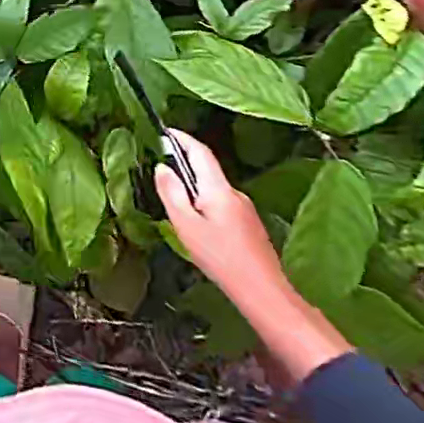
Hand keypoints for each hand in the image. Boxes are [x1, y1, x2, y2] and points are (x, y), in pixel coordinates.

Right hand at [153, 130, 283, 298]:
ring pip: (213, 189)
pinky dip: (204, 203)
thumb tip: (162, 167)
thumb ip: (172, 192)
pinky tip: (196, 224)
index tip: (165, 130)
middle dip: (184, 165)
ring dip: (193, 188)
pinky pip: (221, 203)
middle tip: (160, 169)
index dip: (182, 139)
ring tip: (174, 204)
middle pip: (207, 170)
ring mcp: (245, 209)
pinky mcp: (249, 224)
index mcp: (219, 190)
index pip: (201, 153)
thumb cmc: (220, 257)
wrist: (263, 291)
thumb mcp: (185, 224)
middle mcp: (236, 194)